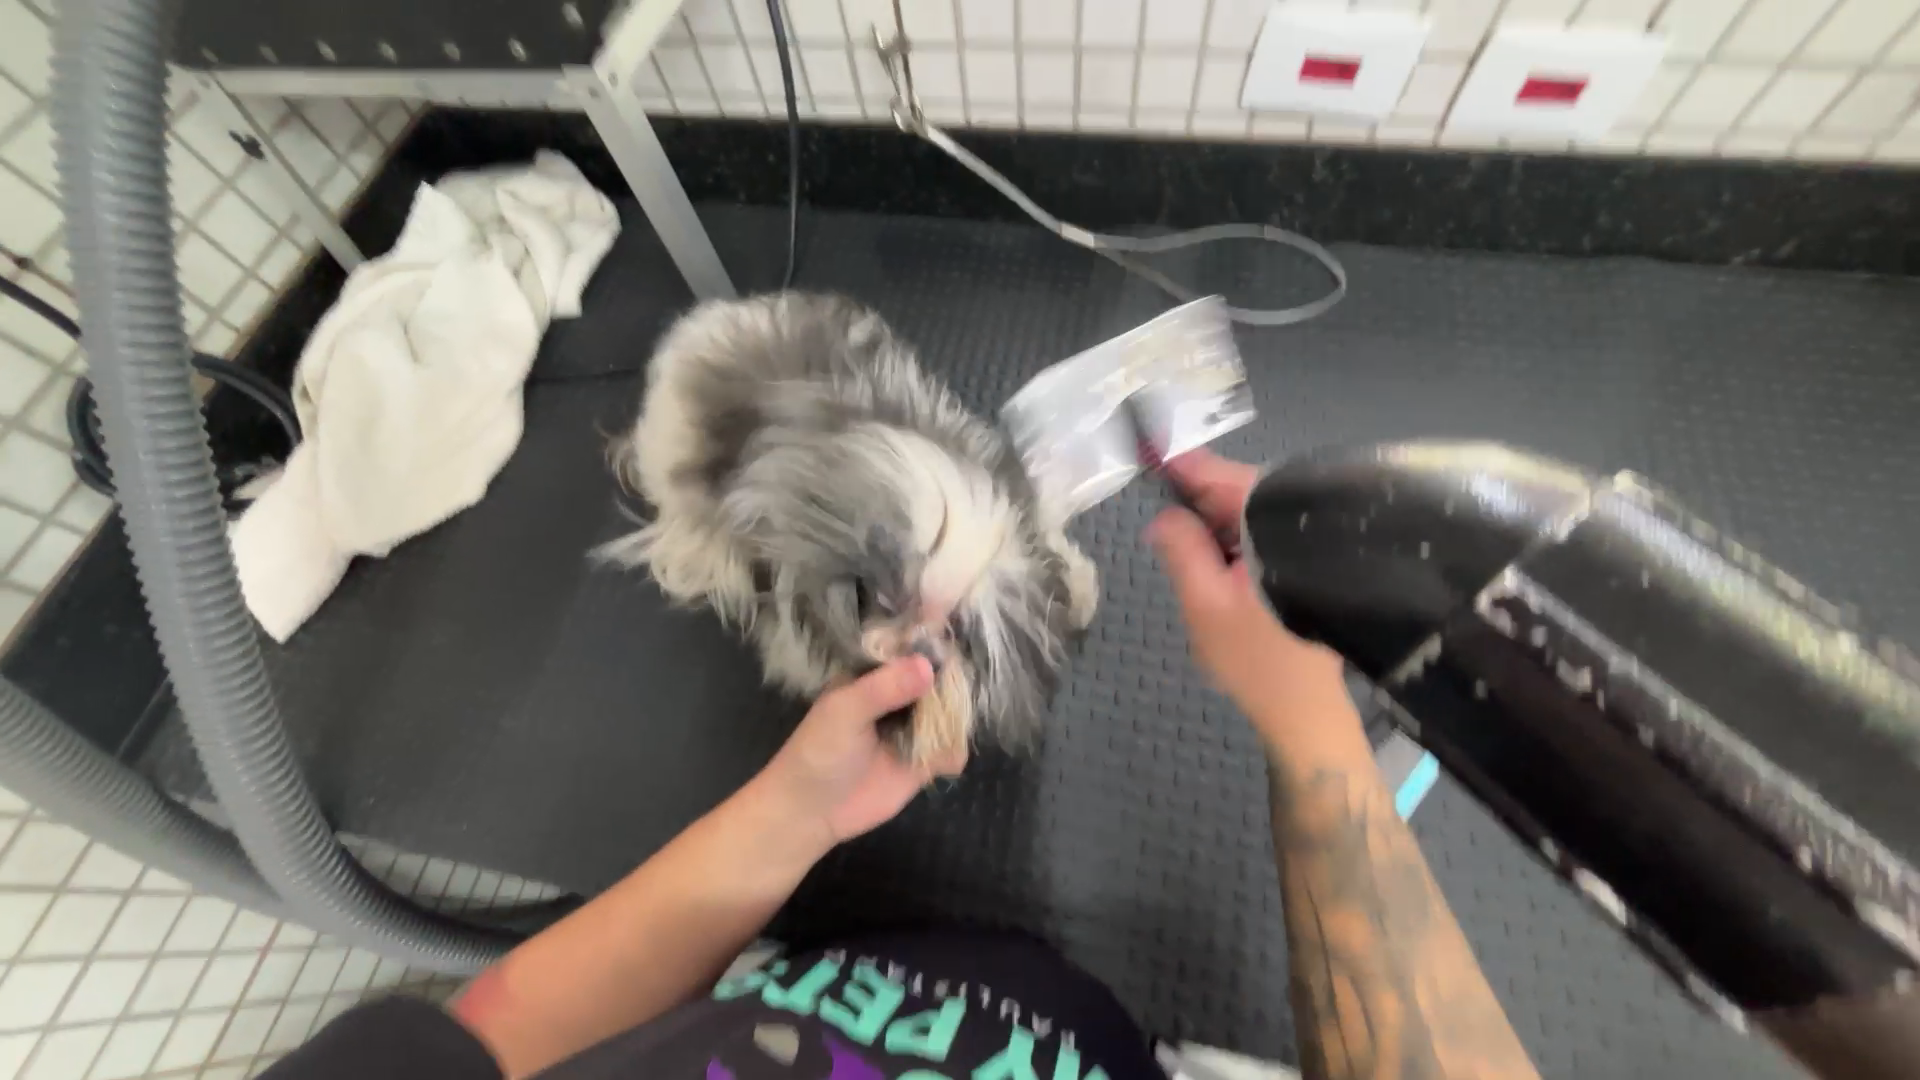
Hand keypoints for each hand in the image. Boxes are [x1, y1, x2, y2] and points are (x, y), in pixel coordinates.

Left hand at [753, 656, 959, 848]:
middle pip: (938, 676)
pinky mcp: (925, 759)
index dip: (932, 639)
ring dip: (957, 715)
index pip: (909, 646)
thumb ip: (885, 688)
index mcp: (876, 673)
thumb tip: (929, 666)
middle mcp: (900, 694)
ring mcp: (914, 726)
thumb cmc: (818, 751)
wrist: (810, 812)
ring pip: (949, 711)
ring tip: (950, 723)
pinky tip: (945, 760)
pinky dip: (954, 752)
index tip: (957, 626)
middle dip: (953, 677)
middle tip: (961, 684)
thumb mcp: (845, 711)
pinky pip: (951, 750)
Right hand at [1148, 451, 1353, 755]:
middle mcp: (1301, 526)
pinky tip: (1215, 563)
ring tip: (1182, 542)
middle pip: (1242, 493)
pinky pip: (1264, 538)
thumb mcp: (1203, 603)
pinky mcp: (1311, 566)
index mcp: (1276, 528)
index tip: (1154, 454)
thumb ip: (1181, 549)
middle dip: (1200, 500)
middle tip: (1162, 511)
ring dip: (1217, 526)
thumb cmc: (1255, 659)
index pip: (1227, 479)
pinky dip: (1235, 543)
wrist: (1307, 711)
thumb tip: (1163, 515)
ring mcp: (1310, 547)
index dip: (1188, 467)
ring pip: (1252, 517)